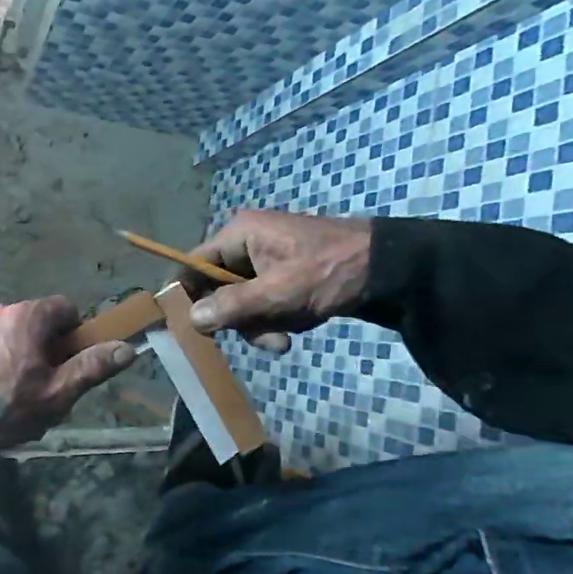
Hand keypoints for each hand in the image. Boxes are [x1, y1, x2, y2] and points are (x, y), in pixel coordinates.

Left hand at [0, 297, 137, 449]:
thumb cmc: (7, 410)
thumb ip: (92, 366)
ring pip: (12, 331)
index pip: (66, 308)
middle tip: (47, 382)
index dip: (76, 333)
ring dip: (22, 350)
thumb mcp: (58, 394)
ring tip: (18, 390)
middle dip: (49, 344)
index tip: (72, 362)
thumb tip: (127, 348)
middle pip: (38, 319)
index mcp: (25, 316)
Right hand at [181, 210, 372, 352]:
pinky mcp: (284, 274)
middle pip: (218, 287)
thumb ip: (231, 306)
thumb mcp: (278, 293)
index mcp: (240, 233)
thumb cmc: (329, 273)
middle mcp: (247, 242)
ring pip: (242, 300)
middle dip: (238, 318)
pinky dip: (275, 318)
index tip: (181, 323)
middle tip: (262, 338)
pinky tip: (297, 326)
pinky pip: (263, 301)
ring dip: (259, 324)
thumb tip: (191, 318)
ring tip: (284, 339)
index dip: (185, 292)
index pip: (194, 263)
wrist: (392, 269)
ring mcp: (267, 259)